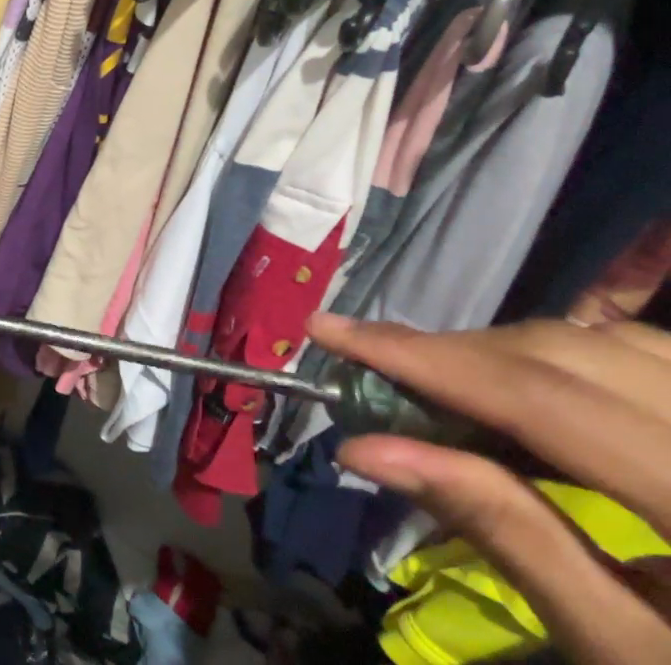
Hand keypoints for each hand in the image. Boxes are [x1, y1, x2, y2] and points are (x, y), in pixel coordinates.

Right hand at [308, 313, 670, 663]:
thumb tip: (366, 448)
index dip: (423, 357)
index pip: (541, 398)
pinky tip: (525, 393)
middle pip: (573, 355)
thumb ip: (504, 532)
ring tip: (439, 382)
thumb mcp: (620, 645)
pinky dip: (568, 361)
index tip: (326, 330)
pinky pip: (650, 359)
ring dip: (506, 352)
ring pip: (614, 342)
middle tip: (366, 366)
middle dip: (453, 351)